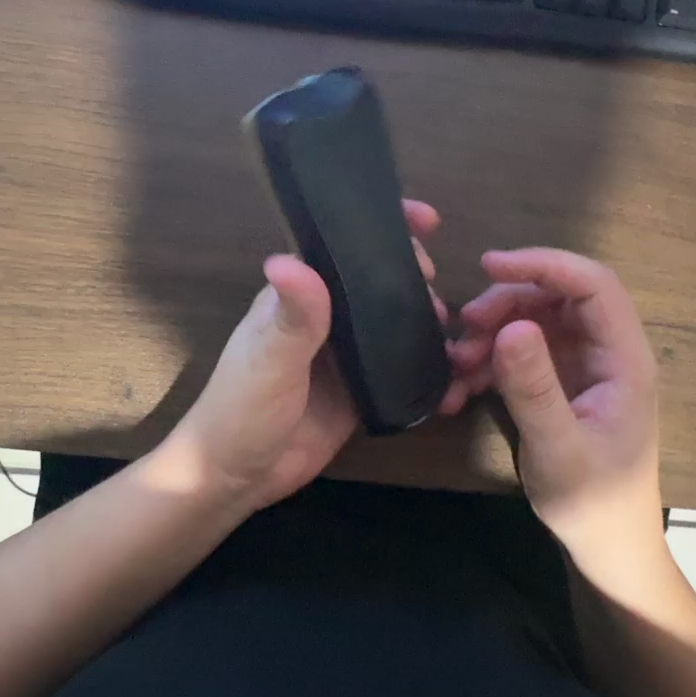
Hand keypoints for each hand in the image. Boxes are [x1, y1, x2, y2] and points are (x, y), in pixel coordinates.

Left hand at [163, 200, 449, 513]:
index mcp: (297, 298)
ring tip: (454, 328)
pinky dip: (428, 365)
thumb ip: (290, 317)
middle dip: (412, 274)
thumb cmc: (242, 410)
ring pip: (394, 323)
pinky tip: (457, 369)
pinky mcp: (361, 391)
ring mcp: (345, 356)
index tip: (424, 219)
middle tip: (437, 283)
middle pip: (376, 282)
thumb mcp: (268, 361)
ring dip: (426, 319)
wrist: (238, 477)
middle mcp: (325, 319)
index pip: (342, 249)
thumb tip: (288, 258)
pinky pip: (400, 369)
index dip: (382, 229)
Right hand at [449, 248, 660, 546]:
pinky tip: (457, 392)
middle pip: (555, 298)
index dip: (543, 266)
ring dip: (488, 336)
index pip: (592, 285)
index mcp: (624, 359)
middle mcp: (604, 353)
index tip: (488, 267)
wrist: (604, 546)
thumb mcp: (558, 447)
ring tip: (453, 368)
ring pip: (531, 324)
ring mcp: (579, 368)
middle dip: (504, 305)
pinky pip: (517, 356)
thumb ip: (535, 387)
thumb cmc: (592, 501)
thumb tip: (510, 326)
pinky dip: (485, 366)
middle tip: (461, 329)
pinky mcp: (556, 386)